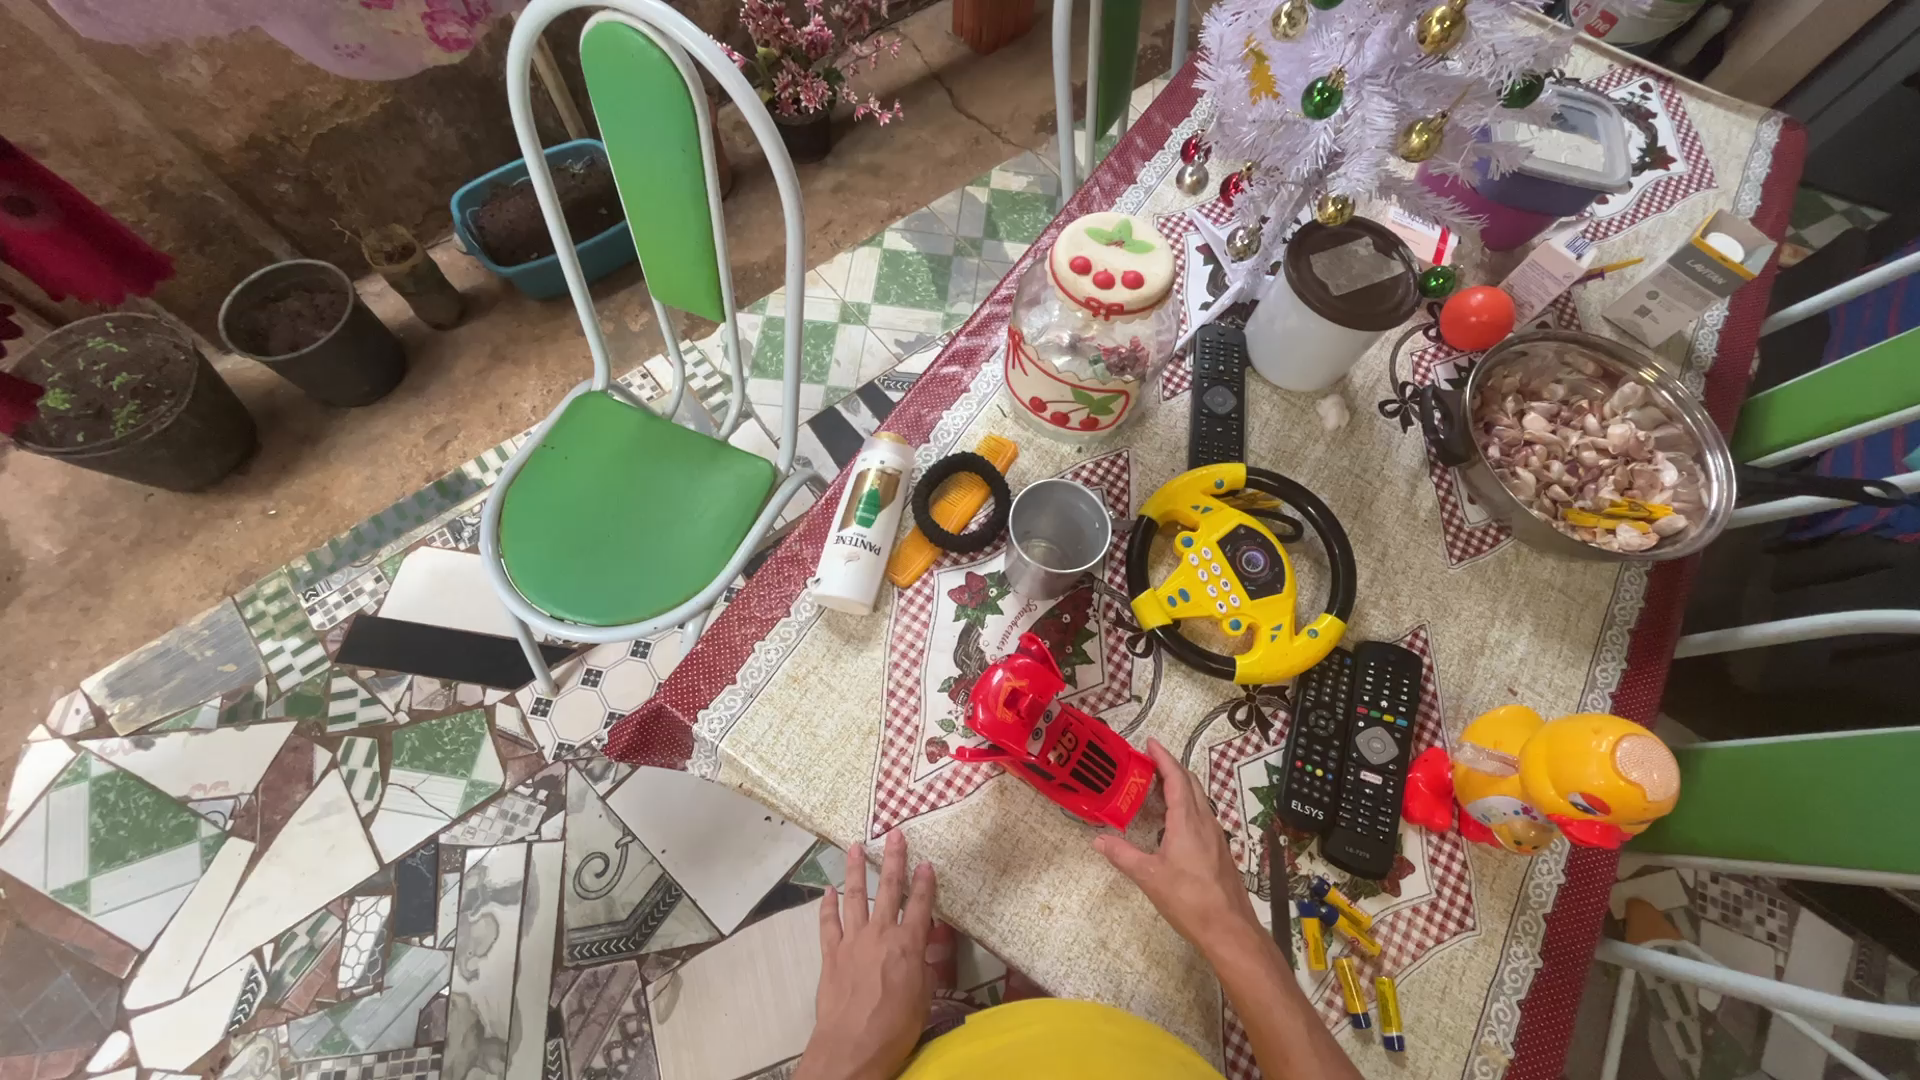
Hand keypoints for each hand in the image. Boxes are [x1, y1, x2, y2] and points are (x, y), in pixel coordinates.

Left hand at [796, 832, 936, 1079]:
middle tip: (895, 834)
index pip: (921, 905)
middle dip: (893, 859)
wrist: (850, 1049)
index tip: (927, 862)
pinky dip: (827, 905)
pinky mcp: (831, 954)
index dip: (925, 882)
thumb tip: (927, 948)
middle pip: (889, 889)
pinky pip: (828, 923)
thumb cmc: (894, 1029)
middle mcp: (881, 934)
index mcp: (908, 945)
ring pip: (855, 896)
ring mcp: (853, 941)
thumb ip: (924, 967)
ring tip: (855, 846)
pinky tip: (828, 889)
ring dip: (855, 869)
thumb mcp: (923, 999)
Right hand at [1093, 737, 1262, 958]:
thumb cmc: (1189, 900)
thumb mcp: (1149, 877)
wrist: (1230, 930)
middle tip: (1148, 762)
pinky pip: (1202, 814)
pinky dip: (1186, 804)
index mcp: (1187, 821)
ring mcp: (1216, 836)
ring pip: (1198, 798)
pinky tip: (1173, 820)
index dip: (1163, 757)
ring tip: (1156, 787)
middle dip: (1171, 767)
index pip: (1176, 778)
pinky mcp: (1220, 850)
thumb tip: (1098, 841)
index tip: (1150, 742)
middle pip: (1190, 783)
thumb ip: (1122, 855)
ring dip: (1180, 785)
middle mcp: (1205, 822)